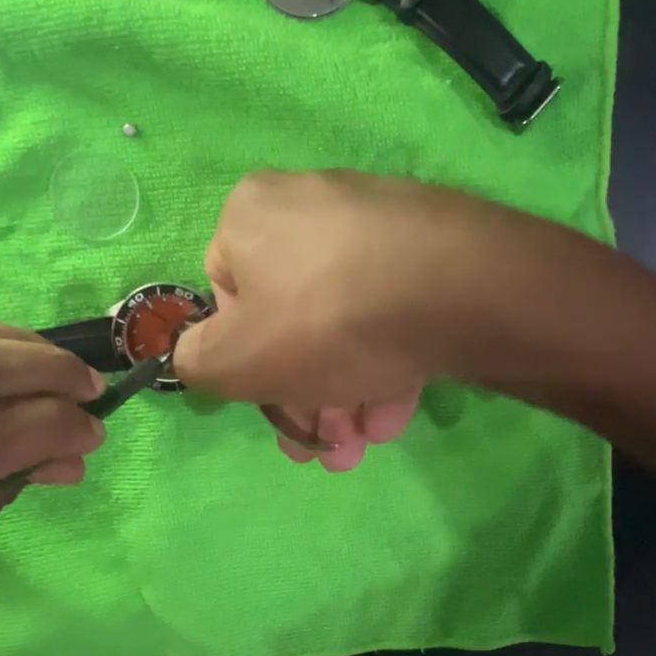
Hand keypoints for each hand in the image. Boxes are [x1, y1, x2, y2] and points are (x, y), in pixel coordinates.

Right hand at [173, 171, 497, 470]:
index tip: (272, 407)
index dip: (245, 362)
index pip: (227, 296)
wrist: (458, 289)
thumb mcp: (234, 360)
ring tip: (364, 445)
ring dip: (346, 394)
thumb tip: (199, 356)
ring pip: (346, 322)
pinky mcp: (433, 248)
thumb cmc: (325, 321)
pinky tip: (395, 415)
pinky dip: (387, 364)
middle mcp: (312, 204)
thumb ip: (197, 363)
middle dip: (304, 397)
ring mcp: (379, 225)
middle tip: (327, 451)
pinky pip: (393, 312)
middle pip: (293, 318)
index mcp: (251, 215)